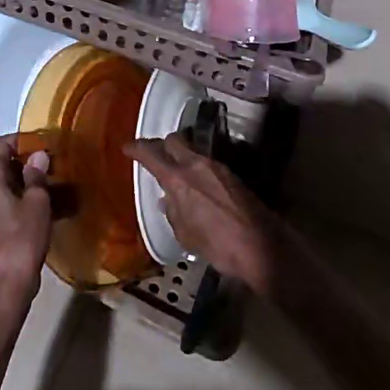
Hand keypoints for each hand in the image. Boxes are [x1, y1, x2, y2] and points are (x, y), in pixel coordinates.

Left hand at [0, 134, 52, 305]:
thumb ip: (36, 176)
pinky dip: (20, 199)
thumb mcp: (37, 203)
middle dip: (24, 160)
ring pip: (2, 186)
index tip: (41, 142)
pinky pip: (3, 204)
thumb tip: (38, 155)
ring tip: (49, 184)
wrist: (7, 284)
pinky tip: (41, 208)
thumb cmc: (22, 238)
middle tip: (49, 162)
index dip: (19, 139)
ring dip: (24, 181)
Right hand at [123, 136, 288, 296]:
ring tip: (176, 173)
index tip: (127, 148)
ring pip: (192, 151)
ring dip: (181, 157)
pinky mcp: (232, 176)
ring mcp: (217, 168)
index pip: (151, 153)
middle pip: (174, 140)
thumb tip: (168, 200)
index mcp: (178, 179)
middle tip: (154, 155)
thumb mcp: (186, 234)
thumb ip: (173, 212)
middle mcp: (197, 165)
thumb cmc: (218, 246)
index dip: (136, 148)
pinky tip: (197, 186)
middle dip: (161, 144)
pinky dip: (196, 169)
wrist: (262, 248)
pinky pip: (206, 164)